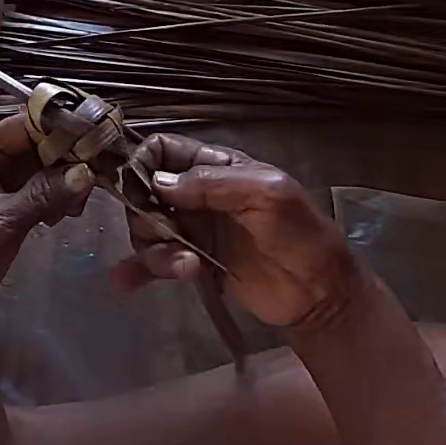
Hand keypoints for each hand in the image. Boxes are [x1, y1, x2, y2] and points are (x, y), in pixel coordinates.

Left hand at [0, 113, 95, 319]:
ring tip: (75, 207)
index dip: (64, 127)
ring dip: (74, 176)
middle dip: (74, 155)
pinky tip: (68, 213)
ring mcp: (11, 171)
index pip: (28, 123)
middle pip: (47, 138)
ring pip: (56, 159)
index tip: (98, 140)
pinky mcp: (23, 191)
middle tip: (101, 175)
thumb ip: (40, 196)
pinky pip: (55, 180)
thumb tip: (85, 172)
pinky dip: (68, 192)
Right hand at [114, 135, 352, 327]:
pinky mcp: (189, 261)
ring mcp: (190, 229)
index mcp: (213, 166)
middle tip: (170, 235)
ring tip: (188, 268)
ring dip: (154, 249)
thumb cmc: (301, 233)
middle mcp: (194, 194)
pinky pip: (151, 262)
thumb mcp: (268, 194)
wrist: (321, 294)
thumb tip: (158, 182)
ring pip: (145, 228)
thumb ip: (213, 182)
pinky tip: (124, 282)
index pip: (161, 149)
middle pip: (143, 192)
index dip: (143, 163)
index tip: (141, 189)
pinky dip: (134, 270)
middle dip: (146, 214)